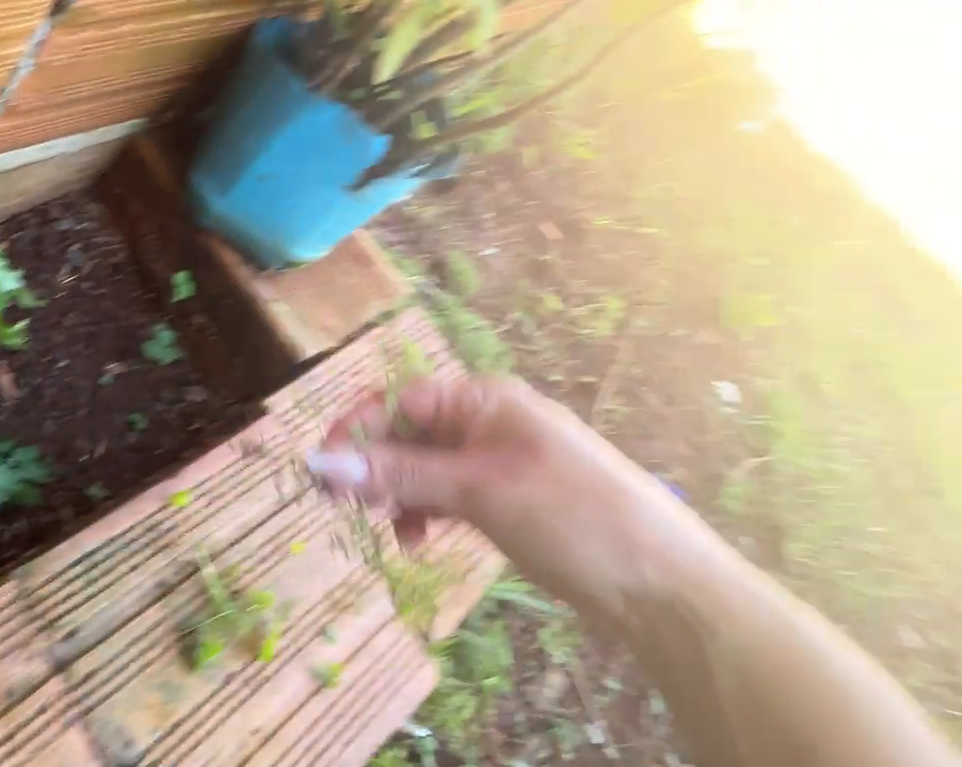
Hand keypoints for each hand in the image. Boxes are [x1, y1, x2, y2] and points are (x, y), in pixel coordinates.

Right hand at [308, 374, 718, 624]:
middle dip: (373, 466)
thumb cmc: (574, 517)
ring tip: (392, 531)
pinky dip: (426, 512)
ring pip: (422, 466)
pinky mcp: (507, 497)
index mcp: (482, 399)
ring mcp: (498, 460)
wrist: (674, 593)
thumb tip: (319, 463)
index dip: (354, 430)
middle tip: (348, 507)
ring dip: (397, 494)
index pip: (396, 400)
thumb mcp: (477, 491)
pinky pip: (447, 493)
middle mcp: (486, 420)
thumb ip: (396, 474)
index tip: (320, 469)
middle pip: (406, 433)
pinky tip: (419, 539)